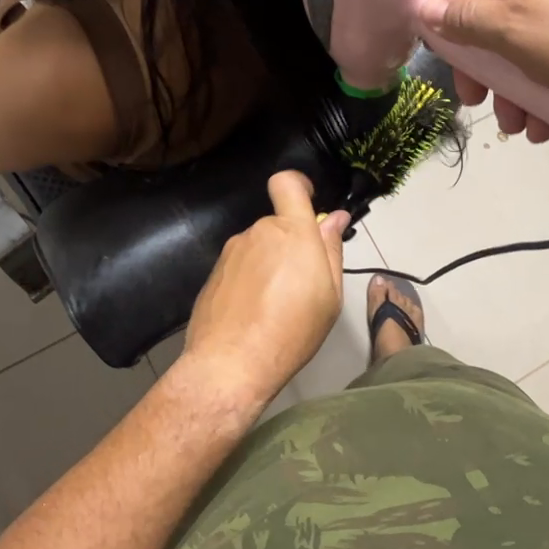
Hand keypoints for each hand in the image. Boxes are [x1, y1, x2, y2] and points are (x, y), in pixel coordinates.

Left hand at [178, 172, 349, 408]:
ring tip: (276, 306)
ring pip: (258, 248)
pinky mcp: (214, 273)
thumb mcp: (329, 296)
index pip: (287, 184)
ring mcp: (231, 252)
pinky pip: (240, 267)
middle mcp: (257, 233)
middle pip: (277, 225)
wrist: (230, 364)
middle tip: (302, 285)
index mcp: (291, 232)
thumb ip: (331, 250)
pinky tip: (253, 313)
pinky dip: (249, 282)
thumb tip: (334, 217)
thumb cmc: (291, 331)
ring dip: (269, 266)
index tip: (308, 204)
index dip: (298, 185)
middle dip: (290, 245)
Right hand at [417, 0, 548, 141]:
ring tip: (524, 129)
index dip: (445, 32)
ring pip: (523, 61)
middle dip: (484, 78)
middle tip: (482, 106)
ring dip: (515, 98)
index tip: (447, 69)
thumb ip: (465, 20)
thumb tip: (424, 6)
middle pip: (490, 36)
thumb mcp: (510, 30)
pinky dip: (548, 100)